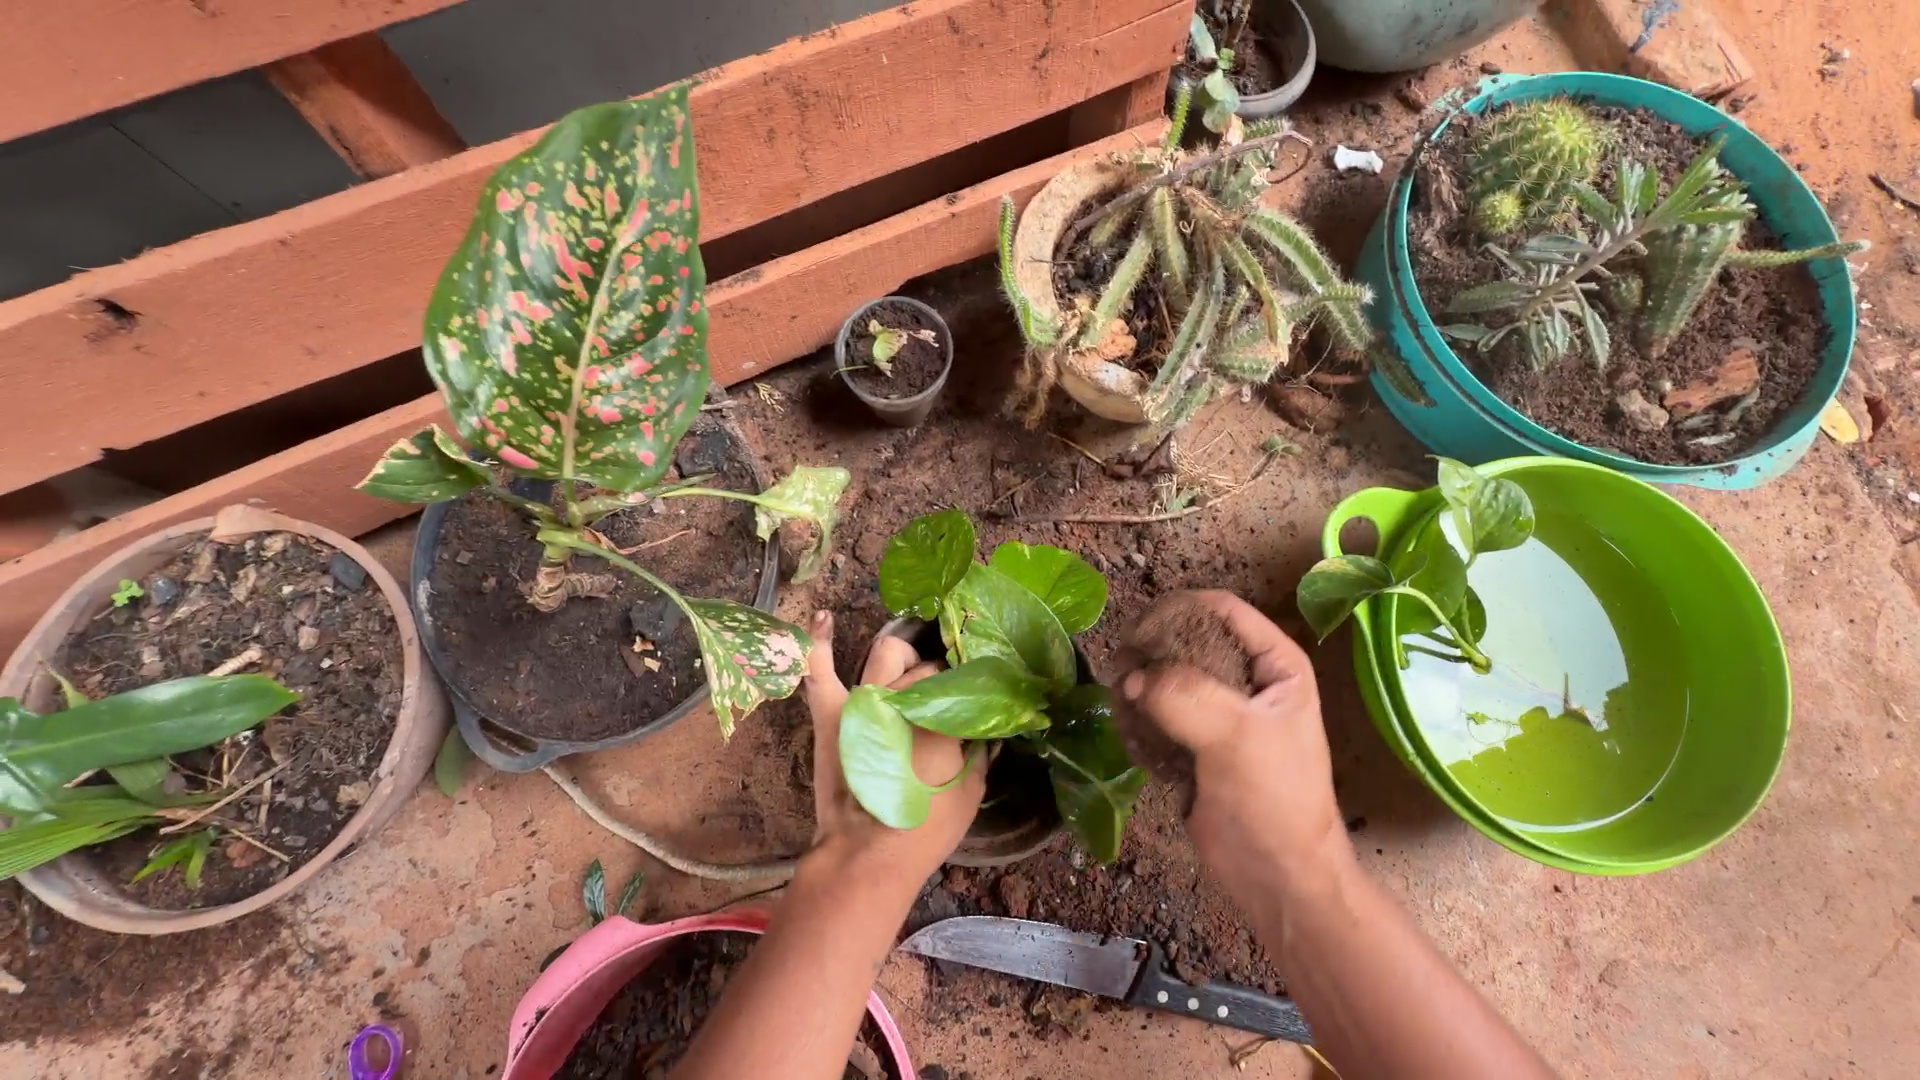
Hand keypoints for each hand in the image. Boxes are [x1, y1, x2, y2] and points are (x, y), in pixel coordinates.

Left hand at [800, 611, 985, 888]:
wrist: (868, 854)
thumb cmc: (925, 828)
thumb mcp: (970, 792)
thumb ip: (981, 752)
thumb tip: (988, 730)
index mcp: (941, 713)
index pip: (958, 680)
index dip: (963, 689)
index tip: (968, 699)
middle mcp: (904, 695)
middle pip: (925, 667)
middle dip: (935, 679)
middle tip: (937, 704)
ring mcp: (862, 700)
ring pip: (885, 652)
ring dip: (899, 657)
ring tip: (905, 670)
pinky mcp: (831, 712)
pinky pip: (820, 670)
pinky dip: (820, 642)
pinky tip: (825, 617)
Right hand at [1118, 591, 1348, 896]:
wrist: (1275, 877)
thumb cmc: (1274, 801)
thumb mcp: (1239, 739)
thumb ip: (1187, 696)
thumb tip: (1131, 678)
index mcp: (1273, 663)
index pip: (1219, 609)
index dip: (1176, 613)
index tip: (1138, 637)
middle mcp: (1243, 678)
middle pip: (1183, 638)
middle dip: (1148, 653)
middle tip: (1120, 676)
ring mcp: (1215, 710)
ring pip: (1162, 675)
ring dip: (1136, 689)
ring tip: (1124, 711)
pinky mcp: (1190, 740)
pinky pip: (1153, 712)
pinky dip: (1137, 720)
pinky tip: (1134, 739)